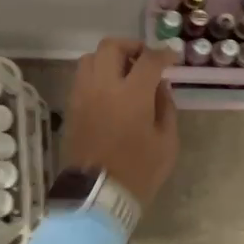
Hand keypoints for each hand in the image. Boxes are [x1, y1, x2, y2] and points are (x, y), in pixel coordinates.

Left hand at [61, 38, 178, 207]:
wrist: (98, 196)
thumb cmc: (139, 171)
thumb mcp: (166, 142)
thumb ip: (166, 107)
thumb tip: (160, 86)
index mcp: (132, 94)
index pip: (149, 59)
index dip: (164, 54)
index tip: (172, 58)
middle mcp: (103, 86)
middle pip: (112, 47)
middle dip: (131, 47)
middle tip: (145, 60)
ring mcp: (83, 95)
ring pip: (91, 58)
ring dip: (110, 59)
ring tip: (124, 74)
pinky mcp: (72, 107)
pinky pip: (82, 78)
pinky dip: (97, 75)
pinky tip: (110, 91)